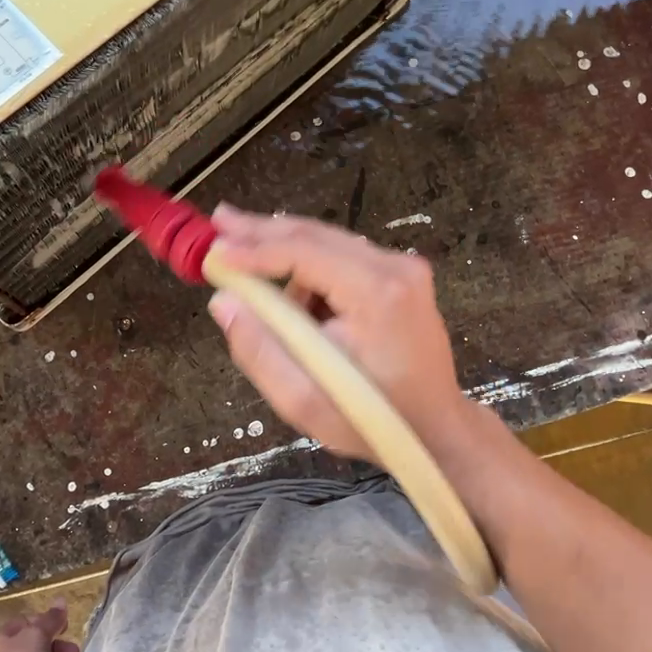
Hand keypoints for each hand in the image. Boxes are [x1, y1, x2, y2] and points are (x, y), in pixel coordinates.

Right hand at [205, 205, 473, 461]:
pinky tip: (289, 292)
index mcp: (377, 294)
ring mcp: (402, 267)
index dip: (254, 249)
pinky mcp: (400, 274)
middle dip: (261, 231)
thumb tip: (223, 301)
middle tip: (218, 222)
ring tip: (244, 265)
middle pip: (314, 235)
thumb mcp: (304, 401)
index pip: (303, 252)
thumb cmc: (372, 422)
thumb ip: (259, 351)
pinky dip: (306, 265)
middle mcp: (395, 267)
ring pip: (325, 242)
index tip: (214, 251)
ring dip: (282, 250)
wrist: (437, 429)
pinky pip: (340, 257)